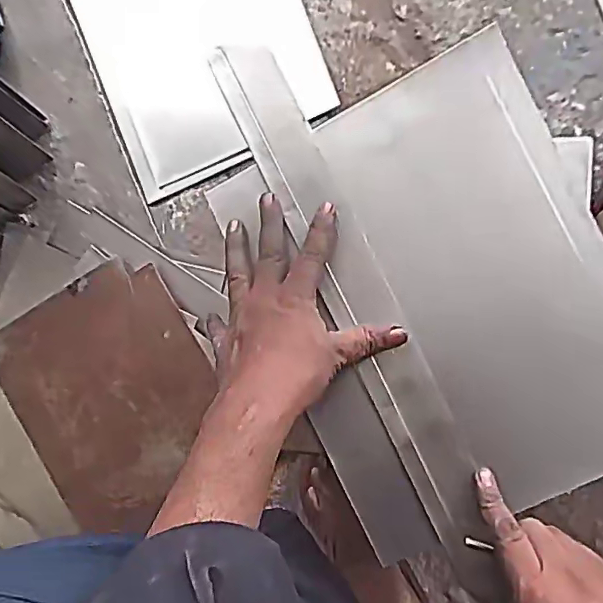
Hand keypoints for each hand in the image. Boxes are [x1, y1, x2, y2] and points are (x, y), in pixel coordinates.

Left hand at [204, 193, 405, 425]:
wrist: (257, 401)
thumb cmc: (293, 376)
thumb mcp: (336, 355)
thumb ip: (363, 340)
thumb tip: (393, 334)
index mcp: (294, 299)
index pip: (312, 256)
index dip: (321, 231)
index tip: (324, 209)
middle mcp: (264, 300)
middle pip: (268, 254)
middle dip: (269, 225)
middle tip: (266, 201)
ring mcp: (240, 317)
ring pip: (236, 274)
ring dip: (235, 250)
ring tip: (232, 229)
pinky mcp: (225, 340)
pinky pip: (217, 324)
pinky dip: (213, 318)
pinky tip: (208, 314)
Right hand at [452, 468, 602, 602]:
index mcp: (536, 588)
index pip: (508, 531)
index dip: (492, 502)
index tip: (484, 481)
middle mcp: (566, 571)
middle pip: (533, 525)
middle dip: (516, 533)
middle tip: (509, 560)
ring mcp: (593, 570)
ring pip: (557, 535)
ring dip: (541, 545)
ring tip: (539, 581)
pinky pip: (580, 551)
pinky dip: (565, 559)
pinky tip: (565, 590)